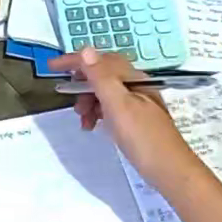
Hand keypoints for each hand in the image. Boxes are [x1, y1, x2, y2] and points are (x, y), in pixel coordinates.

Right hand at [60, 46, 204, 188]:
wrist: (170, 170)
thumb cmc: (143, 138)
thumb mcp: (118, 106)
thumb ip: (101, 78)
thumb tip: (86, 51)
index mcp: (132, 78)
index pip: (99, 60)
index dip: (75, 60)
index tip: (52, 67)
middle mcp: (136, 86)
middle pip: (102, 74)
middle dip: (82, 85)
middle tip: (72, 103)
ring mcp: (137, 103)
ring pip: (105, 92)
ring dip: (89, 101)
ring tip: (84, 120)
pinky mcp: (135, 119)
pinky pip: (111, 107)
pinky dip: (98, 112)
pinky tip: (94, 125)